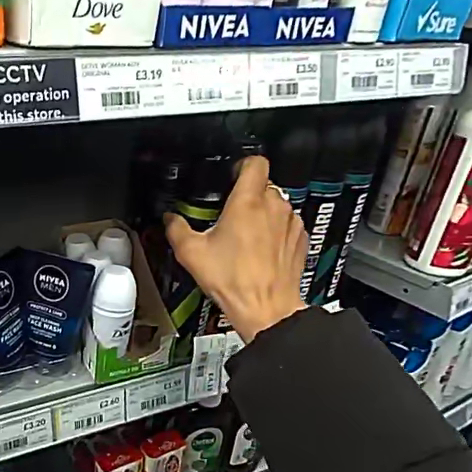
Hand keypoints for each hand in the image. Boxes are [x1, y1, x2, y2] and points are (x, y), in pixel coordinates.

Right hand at [164, 155, 308, 341]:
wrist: (266, 309)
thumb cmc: (234, 281)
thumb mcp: (191, 253)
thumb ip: (177, 228)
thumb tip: (171, 219)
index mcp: (247, 202)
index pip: (255, 162)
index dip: (242, 165)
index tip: (232, 175)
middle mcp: (274, 207)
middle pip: (263, 185)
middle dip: (247, 195)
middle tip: (230, 215)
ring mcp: (291, 223)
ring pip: (277, 204)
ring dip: (263, 214)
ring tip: (245, 236)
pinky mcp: (300, 239)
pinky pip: (288, 224)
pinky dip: (276, 231)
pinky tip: (260, 250)